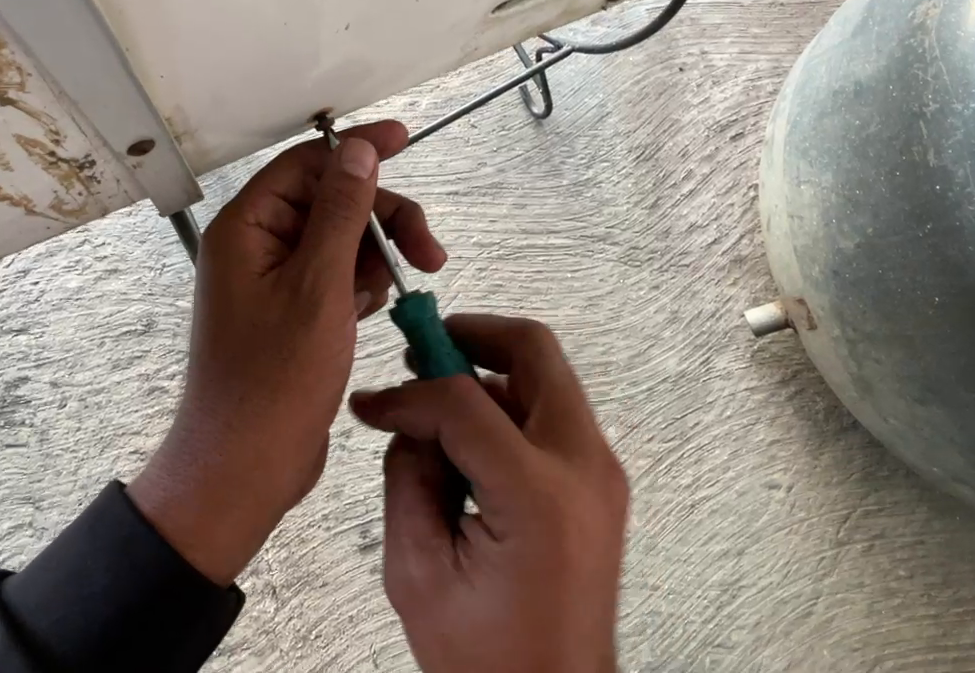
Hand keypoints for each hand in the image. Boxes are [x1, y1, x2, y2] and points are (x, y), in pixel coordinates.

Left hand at [128, 120, 444, 585]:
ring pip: (340, 241)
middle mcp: (256, 245)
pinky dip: (361, 286)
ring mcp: (273, 280)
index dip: (357, 149)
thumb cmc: (276, 379)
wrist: (245, 469)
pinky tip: (369, 314)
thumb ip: (341, 213)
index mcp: (247, 227)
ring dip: (375, 258)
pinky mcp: (292, 311)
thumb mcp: (318, 287)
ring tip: (389, 296)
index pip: (307, 164)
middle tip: (430, 255)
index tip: (406, 138)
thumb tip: (358, 149)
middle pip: (332, 202)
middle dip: (382, 221)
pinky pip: (335, 276)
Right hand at [350, 315, 627, 672]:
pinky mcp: (598, 479)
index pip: (465, 403)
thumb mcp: (417, 572)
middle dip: (470, 335)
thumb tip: (408, 421)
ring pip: (546, 373)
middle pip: (534, 350)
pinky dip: (507, 401)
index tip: (373, 405)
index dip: (410, 394)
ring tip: (435, 396)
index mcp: (539, 498)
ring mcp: (601, 470)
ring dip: (489, 368)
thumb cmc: (485, 658)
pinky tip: (467, 434)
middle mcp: (584, 468)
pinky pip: (551, 410)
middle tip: (420, 347)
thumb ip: (406, 478)